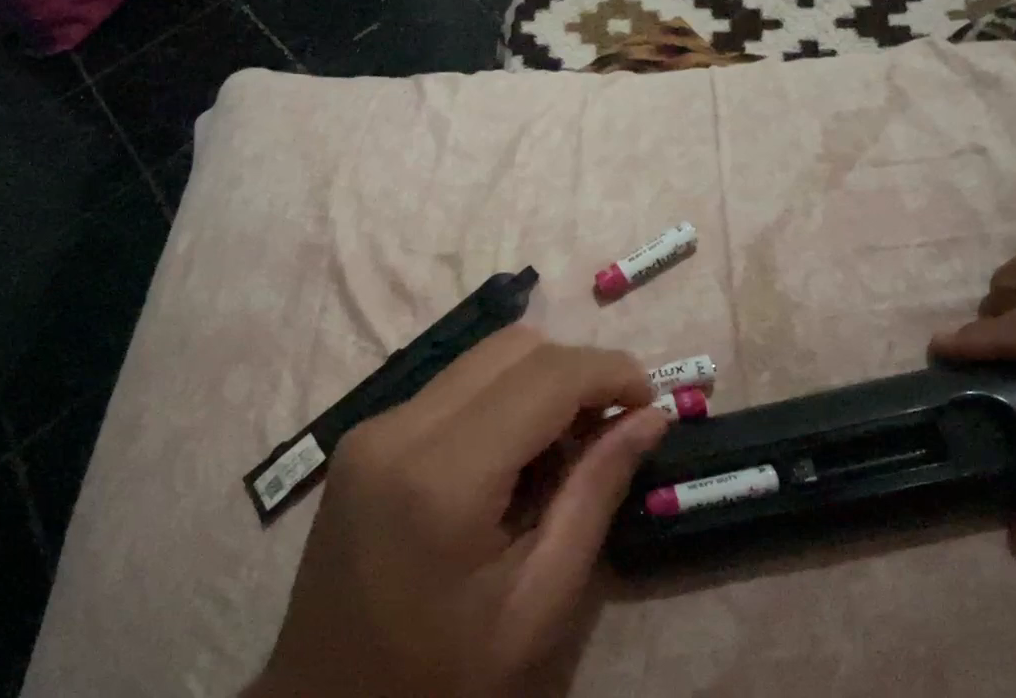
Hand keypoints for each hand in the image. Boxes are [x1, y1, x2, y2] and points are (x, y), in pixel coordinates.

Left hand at [246, 325, 667, 696]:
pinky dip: (499, 400)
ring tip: (565, 447)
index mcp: (441, 476)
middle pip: (511, 348)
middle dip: (576, 371)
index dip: (610, 372)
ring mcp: (373, 425)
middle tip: (612, 428)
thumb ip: (594, 494)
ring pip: (481, 359)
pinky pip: (451, 387)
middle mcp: (398, 427)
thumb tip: (650, 416)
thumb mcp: (538, 602)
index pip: (544, 376)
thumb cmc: (442, 671)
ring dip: (538, 382)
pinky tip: (513, 458)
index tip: (652, 402)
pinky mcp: (364, 434)